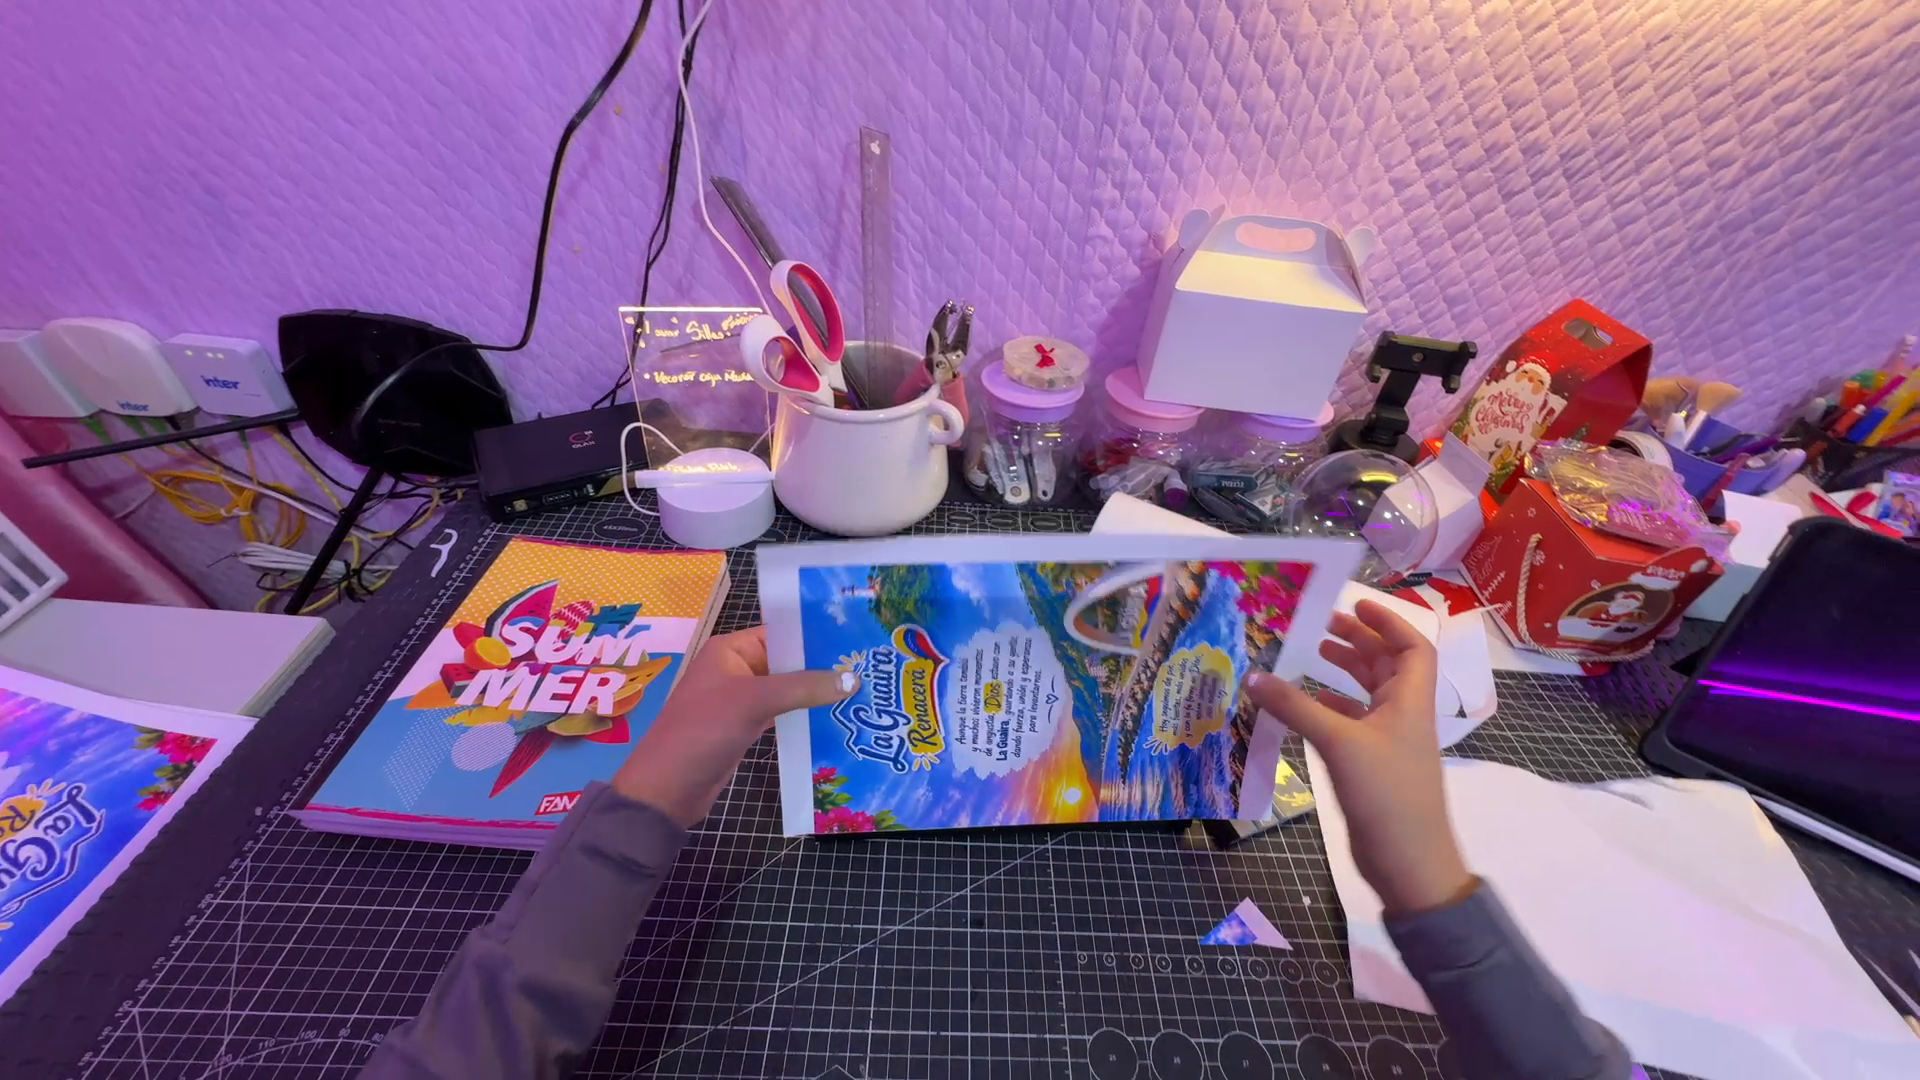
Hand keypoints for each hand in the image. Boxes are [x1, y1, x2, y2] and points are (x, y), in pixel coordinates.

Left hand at [610, 626, 855, 827]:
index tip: (858, 638)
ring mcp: (744, 698)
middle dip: (825, 664)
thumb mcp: (754, 702)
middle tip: (870, 665)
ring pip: (790, 687)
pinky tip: (838, 716)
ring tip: (863, 689)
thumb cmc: (703, 731)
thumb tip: (854, 679)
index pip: (783, 631)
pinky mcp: (749, 725)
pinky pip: (785, 711)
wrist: (667, 790)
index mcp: (732, 648)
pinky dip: (807, 713)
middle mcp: (739, 667)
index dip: (818, 633)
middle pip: (790, 659)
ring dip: (819, 691)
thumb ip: (805, 688)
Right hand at [1242, 600, 1474, 916]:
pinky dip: (1330, 704)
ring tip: (1310, 651)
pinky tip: (1303, 703)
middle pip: (1387, 665)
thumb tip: (1252, 675)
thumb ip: (1294, 707)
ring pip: (1369, 691)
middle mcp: (1402, 715)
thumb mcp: (1338, 743)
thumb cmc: (1386, 793)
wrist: (1410, 863)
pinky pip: (1351, 720)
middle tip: (1319, 623)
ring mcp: (1388, 740)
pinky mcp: (1371, 763)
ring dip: (1344, 669)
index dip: (1388, 622)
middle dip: (1358, 640)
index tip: (1354, 604)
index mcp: (1409, 701)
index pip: (1411, 647)